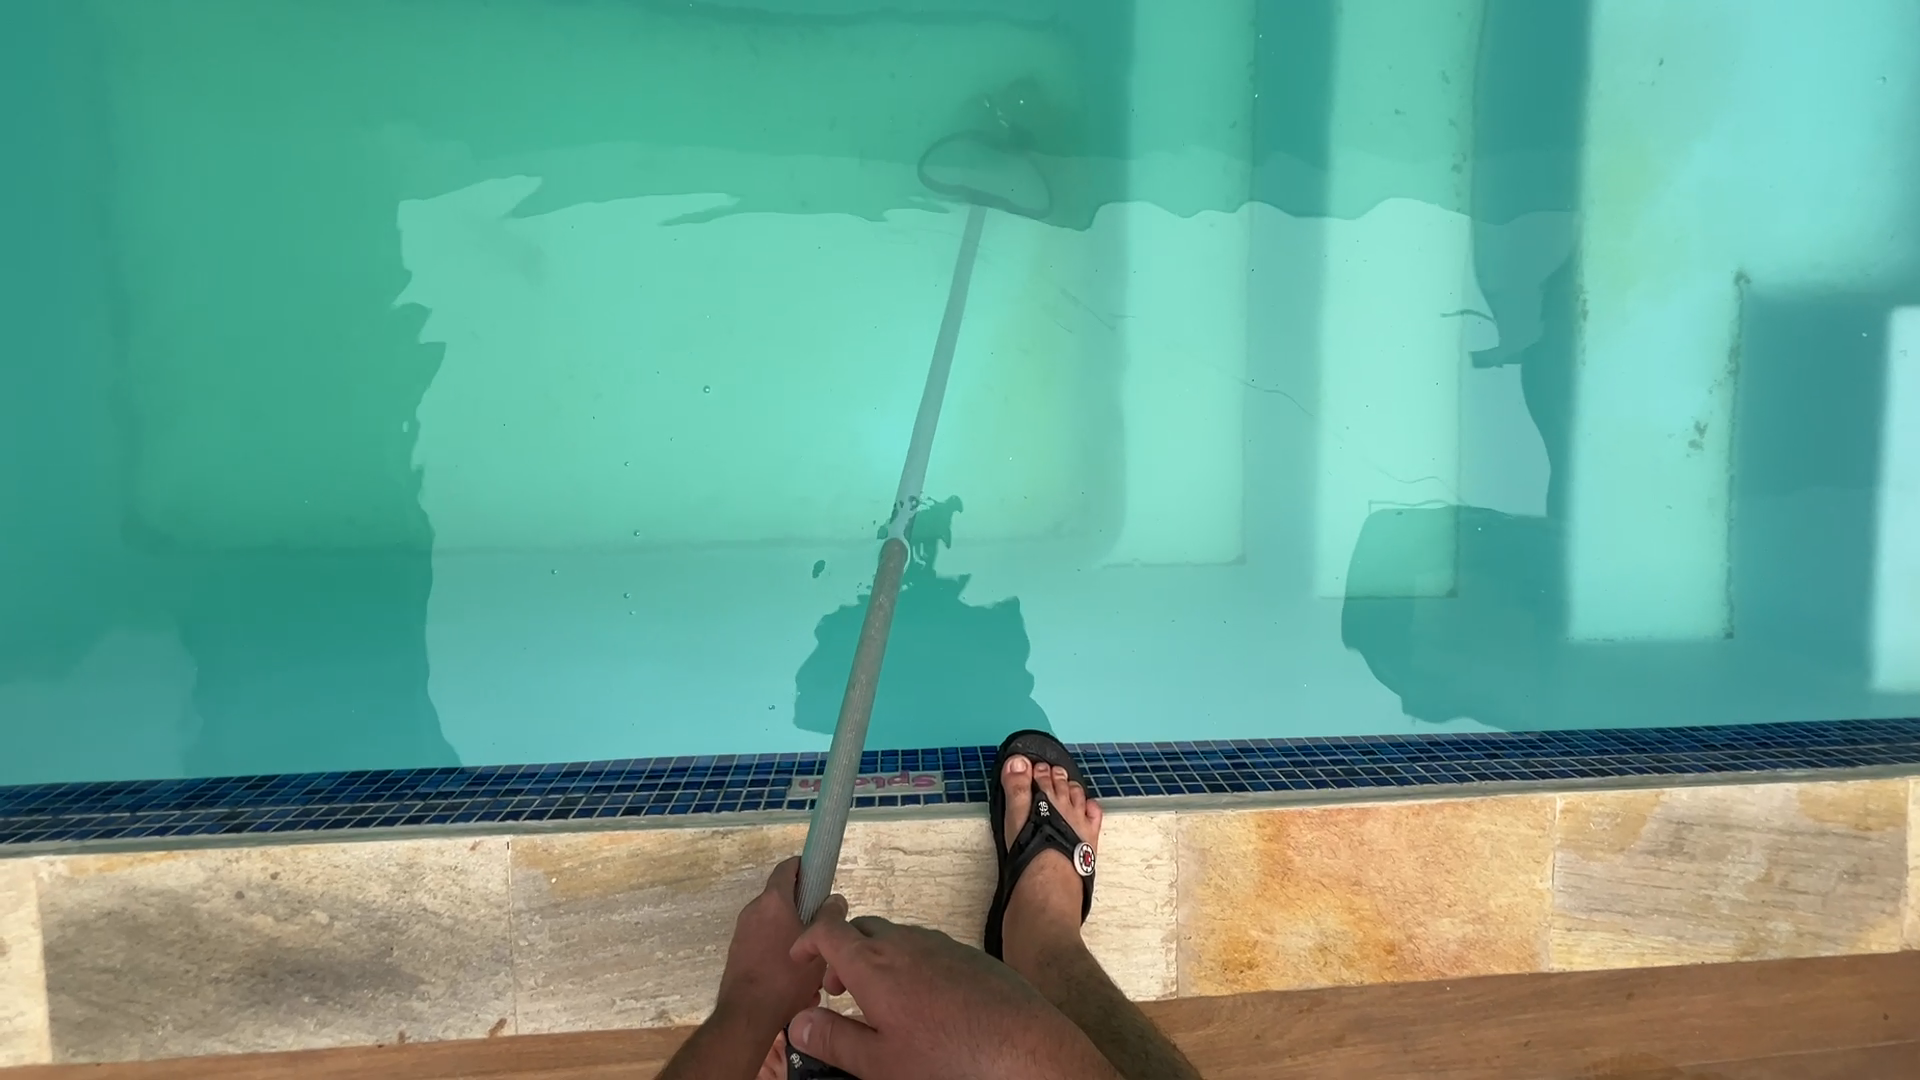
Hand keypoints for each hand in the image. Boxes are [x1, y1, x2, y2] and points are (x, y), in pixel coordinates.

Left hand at [714, 857, 828, 1040]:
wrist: (745, 1017)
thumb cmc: (786, 976)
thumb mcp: (819, 945)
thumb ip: (829, 918)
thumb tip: (836, 901)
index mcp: (773, 900)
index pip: (787, 867)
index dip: (804, 866)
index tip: (818, 876)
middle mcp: (754, 909)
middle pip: (783, 898)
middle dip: (803, 910)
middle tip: (821, 929)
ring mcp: (742, 932)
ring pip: (774, 925)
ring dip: (792, 936)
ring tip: (809, 966)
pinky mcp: (736, 953)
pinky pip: (763, 944)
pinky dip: (778, 953)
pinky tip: (793, 983)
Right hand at [785, 898, 1120, 1079]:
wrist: (1020, 1046)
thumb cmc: (944, 1058)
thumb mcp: (877, 1062)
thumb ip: (833, 1038)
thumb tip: (798, 1021)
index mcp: (874, 964)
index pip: (829, 929)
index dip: (807, 938)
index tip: (797, 958)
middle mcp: (904, 941)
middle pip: (860, 928)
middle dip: (840, 950)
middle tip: (835, 988)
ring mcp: (937, 942)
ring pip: (893, 936)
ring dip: (874, 957)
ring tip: (874, 999)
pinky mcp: (964, 952)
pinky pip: (923, 946)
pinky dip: (905, 962)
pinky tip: (916, 1000)